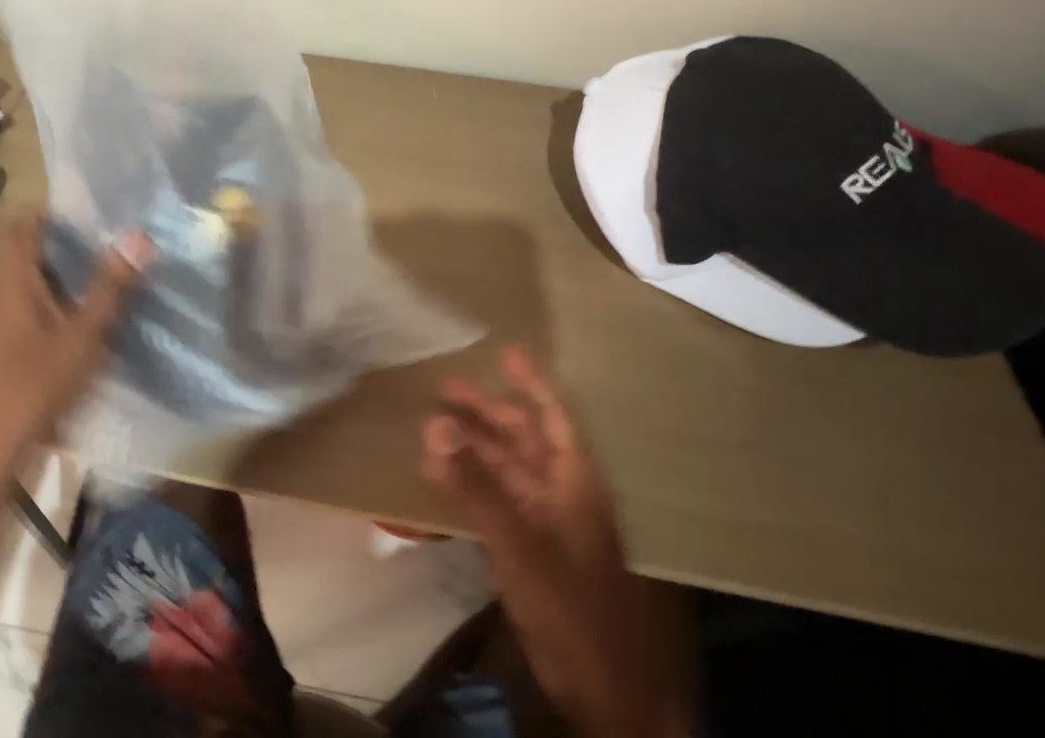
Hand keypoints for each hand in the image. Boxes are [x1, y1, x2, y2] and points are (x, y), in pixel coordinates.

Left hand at [0, 210, 150, 476]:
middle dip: (65, 243)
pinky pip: (32, 309)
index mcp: (14, 281)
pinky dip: (58, 302)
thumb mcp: (83, 334)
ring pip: (32, 283)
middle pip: (27, 252)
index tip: (91, 209)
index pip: (23, 226)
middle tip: (110, 239)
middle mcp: (1, 294)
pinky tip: (89, 319)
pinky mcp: (4, 349)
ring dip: (63, 274)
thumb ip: (110, 286)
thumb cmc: (36, 384)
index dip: (51, 211)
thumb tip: (138, 235)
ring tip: (107, 273)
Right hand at [422, 347, 689, 737]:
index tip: (505, 352)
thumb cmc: (572, 609)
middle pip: (527, 442)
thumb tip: (435, 423)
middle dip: (489, 413)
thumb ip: (476, 485)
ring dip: (478, 450)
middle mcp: (566, 498)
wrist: (609, 691)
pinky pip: (501, 506)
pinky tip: (448, 482)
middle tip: (445, 389)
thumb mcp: (519, 544)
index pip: (554, 419)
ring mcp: (551, 529)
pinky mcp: (536, 557)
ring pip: (511, 474)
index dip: (532, 384)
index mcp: (576, 485)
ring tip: (436, 428)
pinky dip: (474, 488)